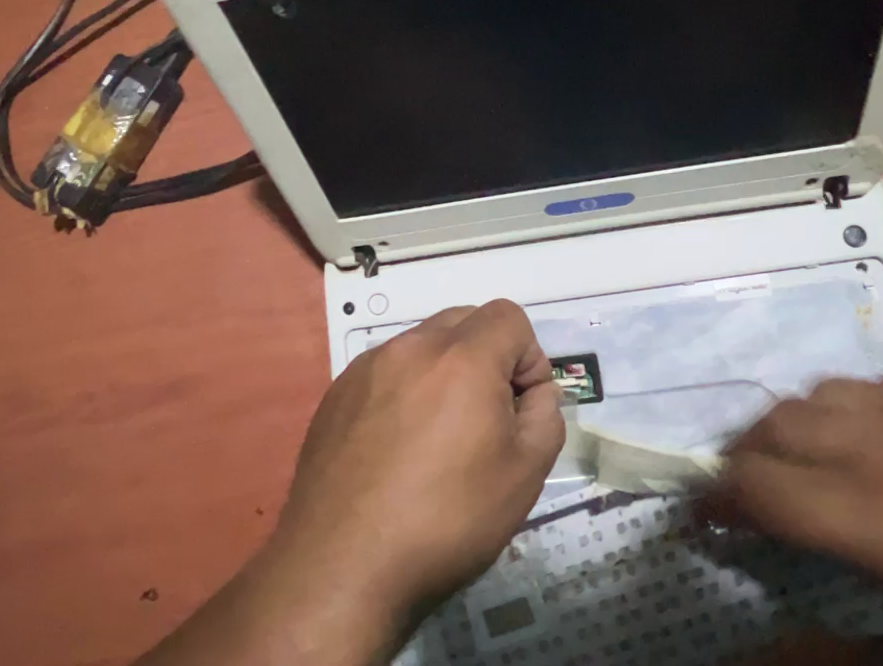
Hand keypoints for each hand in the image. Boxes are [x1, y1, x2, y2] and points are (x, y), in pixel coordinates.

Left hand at [276, 298, 565, 611]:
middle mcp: (411, 347)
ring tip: (438, 438)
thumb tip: (534, 392)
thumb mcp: (525, 474)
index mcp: (462, 357)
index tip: (520, 408)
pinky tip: (397, 449)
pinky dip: (404, 392)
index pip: (509, 317)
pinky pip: (385, 371)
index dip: (528, 357)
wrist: (343, 565)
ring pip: (422, 344)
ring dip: (444, 372)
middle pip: (464, 320)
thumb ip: (545, 415)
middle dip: (488, 356)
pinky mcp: (337, 394)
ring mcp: (366, 367)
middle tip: (485, 419)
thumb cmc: (447, 520)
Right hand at [716, 377, 882, 665]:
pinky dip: (850, 409)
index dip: (714, 501)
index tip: (697, 523)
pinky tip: (872, 447)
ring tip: (797, 470)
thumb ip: (833, 661)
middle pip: (781, 423)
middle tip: (738, 502)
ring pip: (827, 392)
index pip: (760, 484)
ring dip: (794, 426)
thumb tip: (740, 655)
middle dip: (743, 457)